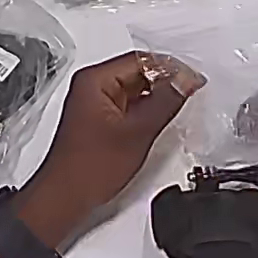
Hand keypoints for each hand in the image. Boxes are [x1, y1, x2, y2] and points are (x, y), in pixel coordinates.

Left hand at [17, 52, 198, 247]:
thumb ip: (165, 102)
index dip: (169, 67)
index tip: (192, 78)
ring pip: (134, 89)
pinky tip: (161, 119)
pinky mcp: (99, 118)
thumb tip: (185, 80)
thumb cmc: (88, 167)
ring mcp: (95, 102)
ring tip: (180, 106)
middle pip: (136, 72)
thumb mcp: (137, 131)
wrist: (65, 197)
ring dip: (157, 96)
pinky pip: (128, 105)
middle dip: (165, 81)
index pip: (139, 60)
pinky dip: (146, 110)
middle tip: (191, 91)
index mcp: (94, 80)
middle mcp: (91, 86)